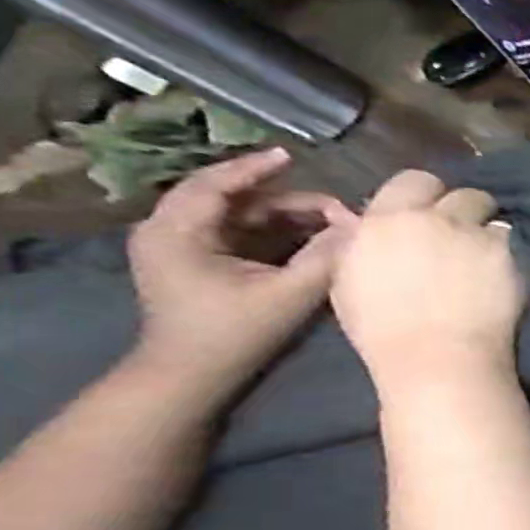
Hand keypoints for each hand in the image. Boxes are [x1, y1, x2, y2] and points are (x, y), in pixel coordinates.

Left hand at [127, 148, 355, 394]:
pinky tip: (312, 239)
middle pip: (233, 200)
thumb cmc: (234, 332)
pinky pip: (242, 235)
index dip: (255, 168)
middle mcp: (171, 230)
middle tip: (337, 209)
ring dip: (287, 218)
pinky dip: (277, 234)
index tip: (291, 156)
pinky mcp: (200, 263)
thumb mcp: (287, 294)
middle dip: (287, 202)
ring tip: (333, 224)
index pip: (215, 184)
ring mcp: (183, 247)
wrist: (193, 373)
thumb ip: (324, 258)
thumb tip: (359, 228)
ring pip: (241, 218)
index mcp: (177, 231)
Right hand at [330, 169, 522, 392]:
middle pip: (461, 194)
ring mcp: (476, 236)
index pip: (414, 180)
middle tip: (462, 234)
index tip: (429, 214)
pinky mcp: (509, 257)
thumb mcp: (347, 278)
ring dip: (487, 229)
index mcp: (388, 218)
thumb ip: (359, 241)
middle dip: (463, 209)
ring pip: (491, 215)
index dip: (425, 195)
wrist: (439, 355)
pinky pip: (512, 243)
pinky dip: (507, 254)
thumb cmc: (382, 328)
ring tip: (484, 254)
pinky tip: (500, 274)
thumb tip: (363, 219)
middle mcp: (435, 219)